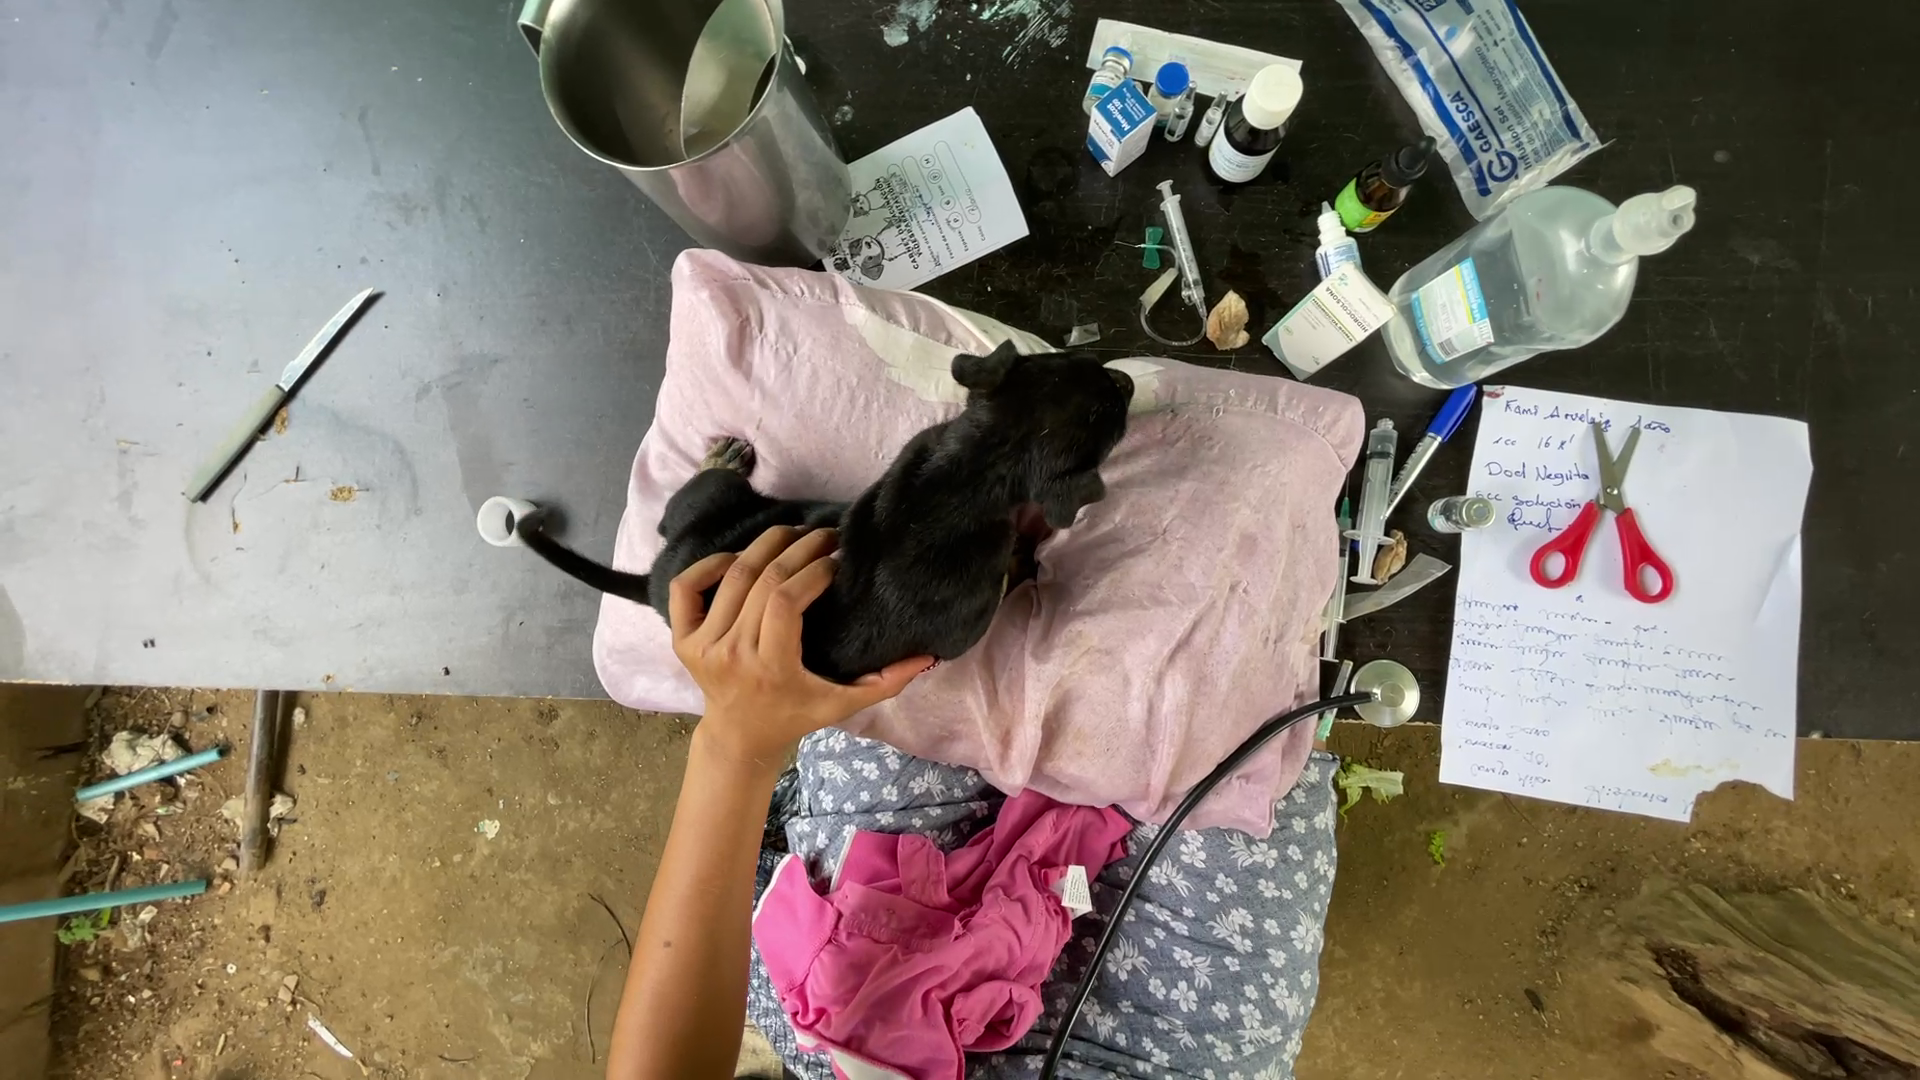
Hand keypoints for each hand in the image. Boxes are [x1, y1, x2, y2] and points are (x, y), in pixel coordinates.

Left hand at [669, 526, 931, 769]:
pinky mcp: (681, 639)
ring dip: (766, 545)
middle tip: (826, 535)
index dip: (813, 571)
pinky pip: (687, 587)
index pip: (786, 601)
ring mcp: (702, 644)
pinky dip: (709, 563)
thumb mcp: (843, 704)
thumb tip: (928, 655)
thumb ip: (884, 683)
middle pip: (763, 579)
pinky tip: (739, 556)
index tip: (837, 561)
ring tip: (796, 534)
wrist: (738, 735)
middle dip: (799, 548)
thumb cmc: (795, 715)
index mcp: (770, 667)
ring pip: (733, 575)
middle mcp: (731, 652)